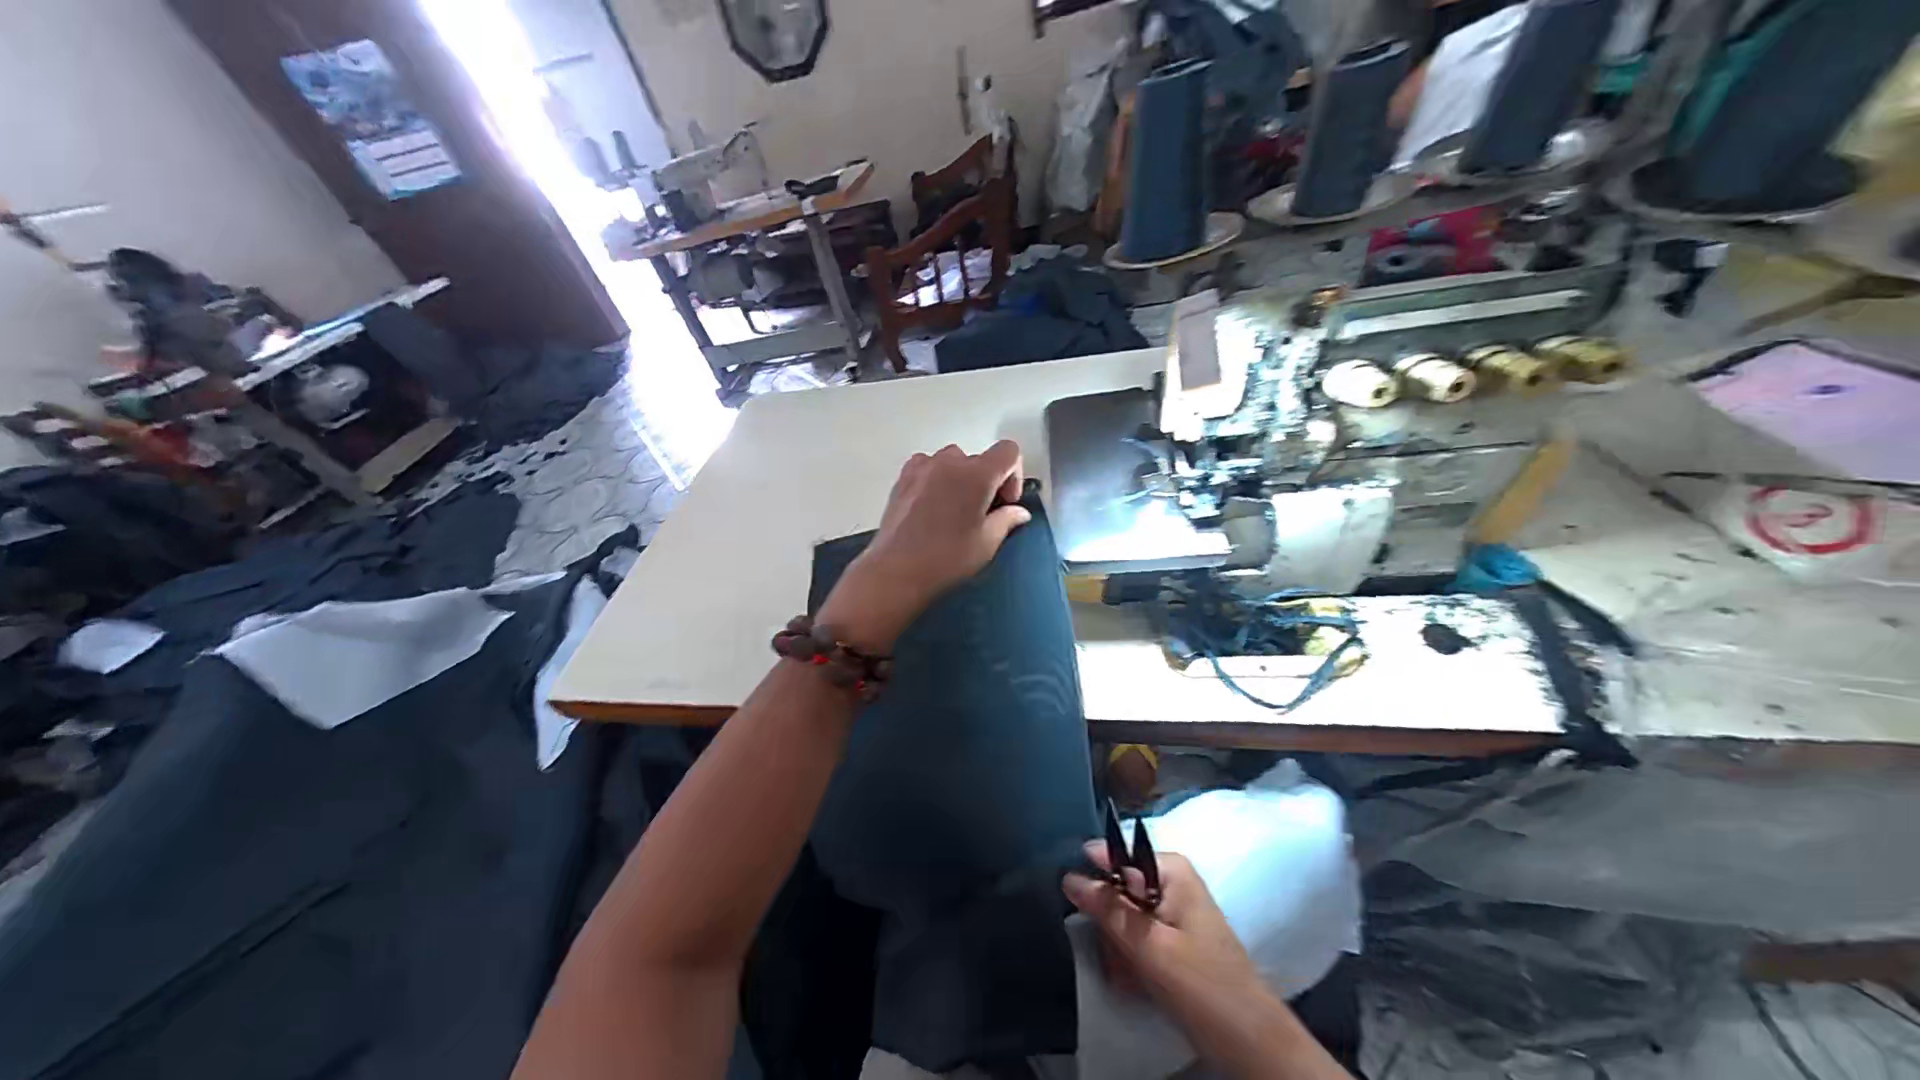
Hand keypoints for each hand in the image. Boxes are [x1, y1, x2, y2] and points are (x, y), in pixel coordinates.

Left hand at [817, 440, 1030, 652]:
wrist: (897, 570)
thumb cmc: (944, 558)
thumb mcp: (986, 543)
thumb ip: (1007, 520)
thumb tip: (1017, 513)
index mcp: (977, 474)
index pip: (1008, 451)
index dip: (1014, 475)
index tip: (1005, 500)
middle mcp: (950, 462)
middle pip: (981, 459)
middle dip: (988, 481)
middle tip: (983, 513)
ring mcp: (923, 467)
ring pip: (954, 462)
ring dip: (962, 479)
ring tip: (956, 512)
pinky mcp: (904, 477)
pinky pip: (929, 468)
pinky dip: (937, 480)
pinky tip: (934, 508)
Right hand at [1065, 844, 1352, 1079]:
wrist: (1249, 1041)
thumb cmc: (1203, 986)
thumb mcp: (1148, 946)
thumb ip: (1107, 908)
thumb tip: (1068, 875)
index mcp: (1170, 868)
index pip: (1114, 854)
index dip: (1094, 880)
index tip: (1082, 909)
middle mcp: (1170, 880)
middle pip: (1116, 888)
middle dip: (1109, 924)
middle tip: (1118, 955)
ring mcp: (1172, 909)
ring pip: (1121, 915)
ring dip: (1118, 947)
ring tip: (1129, 974)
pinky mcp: (1171, 937)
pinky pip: (1135, 936)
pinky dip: (1130, 958)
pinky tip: (1136, 980)